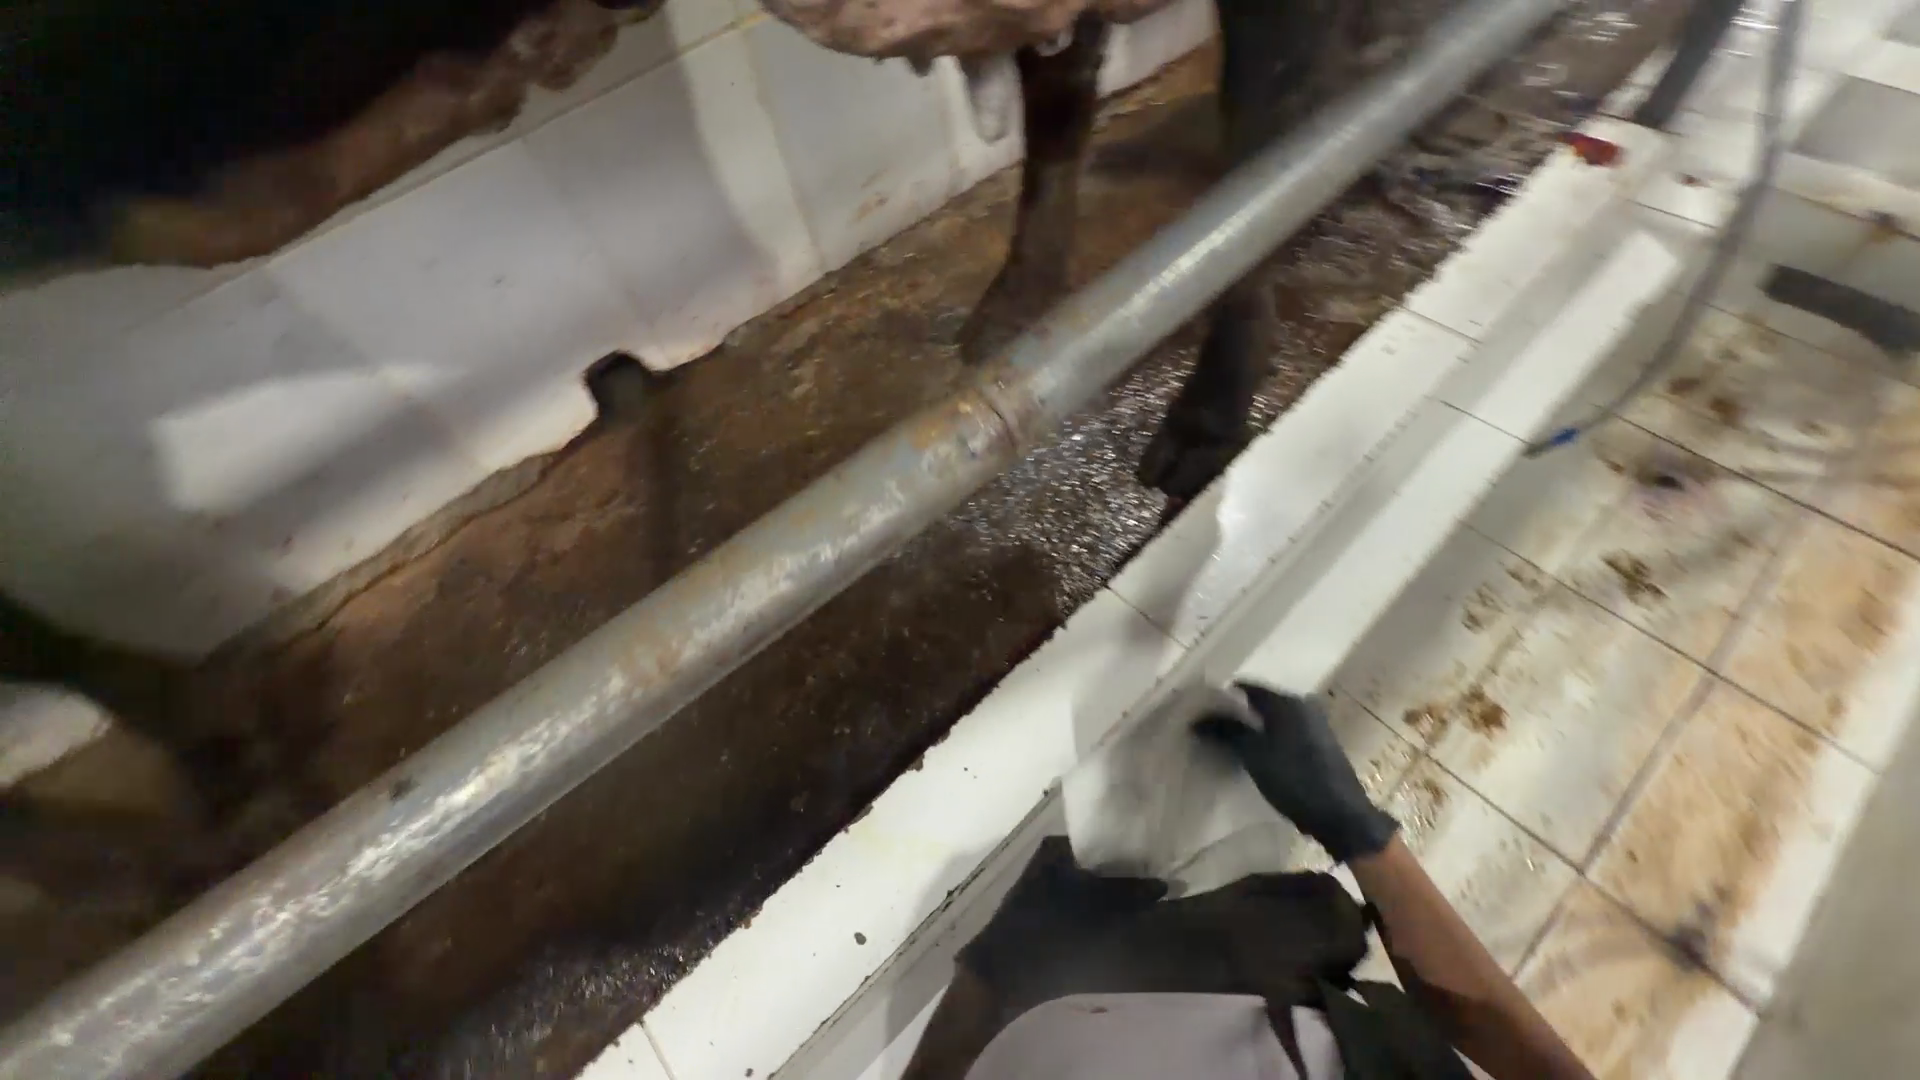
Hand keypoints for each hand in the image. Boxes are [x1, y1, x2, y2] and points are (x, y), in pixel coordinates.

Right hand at [1193, 682, 1397, 862]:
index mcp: (1287, 701)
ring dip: (1251, 727)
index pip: (1246, 687)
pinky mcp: (1319, 744)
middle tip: (1210, 726)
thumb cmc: (1294, 779)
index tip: (1200, 709)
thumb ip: (1226, 731)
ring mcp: (1314, 725)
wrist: (1341, 817)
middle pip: (1260, 702)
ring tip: (1227, 740)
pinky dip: (1267, 737)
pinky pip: (1284, 731)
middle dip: (1235, 713)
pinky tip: (1254, 752)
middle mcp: (1303, 706)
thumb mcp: (1253, 754)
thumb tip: (1198, 718)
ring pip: (1273, 718)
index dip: (1221, 696)